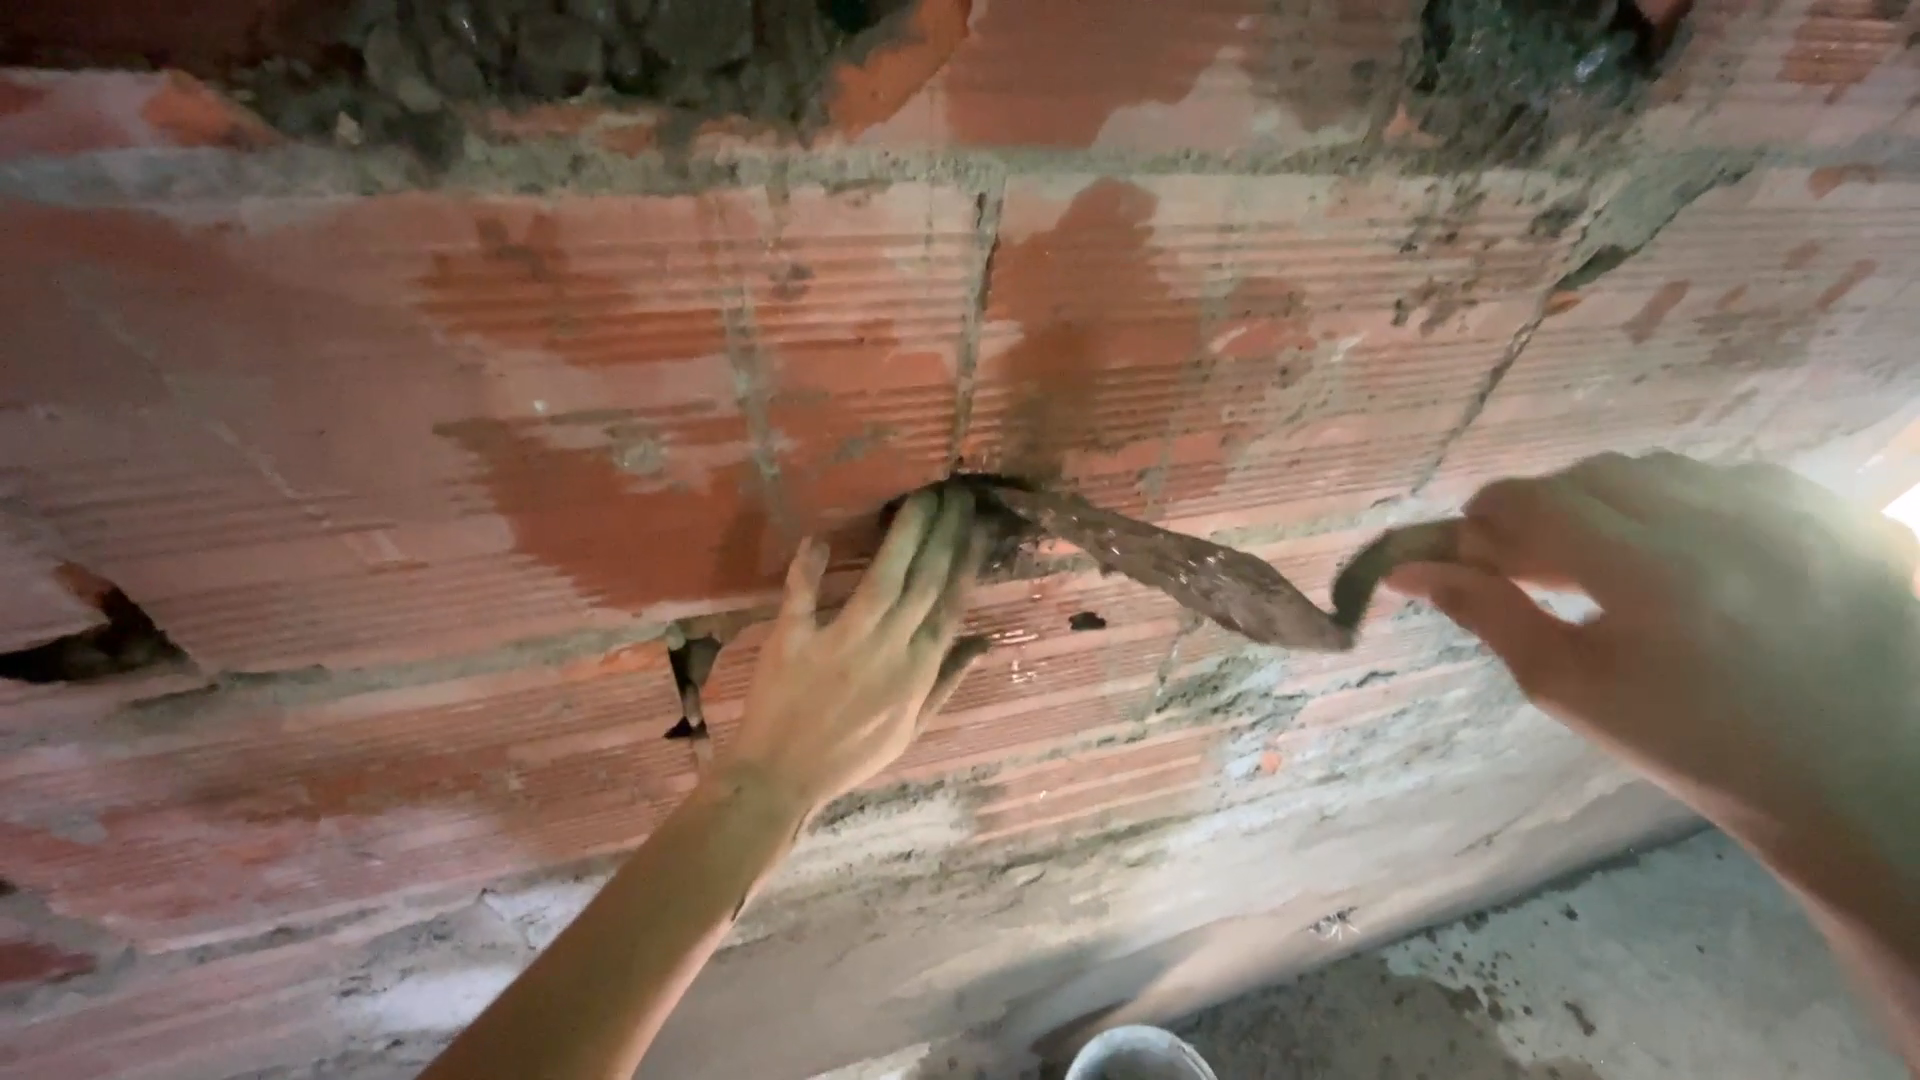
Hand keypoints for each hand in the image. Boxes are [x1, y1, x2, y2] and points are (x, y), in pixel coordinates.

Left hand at [725, 486, 986, 815]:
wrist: (783, 779)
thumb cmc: (851, 753)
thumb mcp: (912, 727)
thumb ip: (948, 681)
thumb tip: (987, 642)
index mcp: (916, 671)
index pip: (951, 605)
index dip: (966, 561)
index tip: (978, 525)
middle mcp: (887, 650)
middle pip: (924, 582)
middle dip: (944, 533)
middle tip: (955, 492)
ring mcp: (840, 643)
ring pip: (882, 580)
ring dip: (903, 535)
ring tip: (920, 497)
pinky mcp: (793, 641)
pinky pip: (802, 596)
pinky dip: (809, 566)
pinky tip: (819, 535)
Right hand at [1388, 452, 1919, 852]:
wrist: (1872, 782)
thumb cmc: (1697, 744)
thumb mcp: (1568, 686)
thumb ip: (1486, 613)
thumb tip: (1407, 570)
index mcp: (1650, 569)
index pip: (1534, 498)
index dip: (1487, 518)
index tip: (1475, 553)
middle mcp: (1724, 518)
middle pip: (1589, 476)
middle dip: (1544, 511)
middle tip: (1536, 567)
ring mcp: (1794, 508)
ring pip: (1655, 470)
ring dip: (1609, 504)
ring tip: (1612, 564)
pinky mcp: (1840, 511)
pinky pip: (1725, 477)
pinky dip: (1679, 503)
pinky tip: (1688, 556)